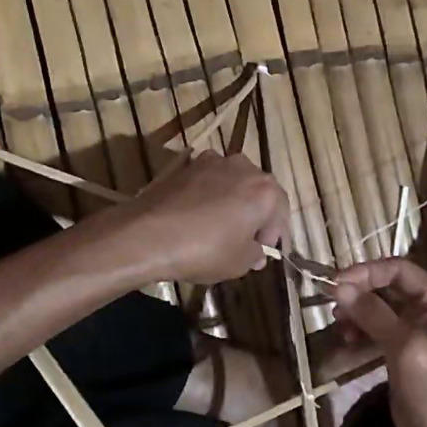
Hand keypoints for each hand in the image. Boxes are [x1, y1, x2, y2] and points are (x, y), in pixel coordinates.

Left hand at [110, 152, 287, 284]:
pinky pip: (210, 182)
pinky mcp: (187, 166)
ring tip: (222, 226)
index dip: (275, 235)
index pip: (281, 212)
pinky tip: (200, 216)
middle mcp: (245, 168)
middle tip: (247, 239)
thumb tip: (256, 252)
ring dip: (234, 201)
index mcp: (266, 190)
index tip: (264, 253)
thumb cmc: (203, 250)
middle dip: (257, 214)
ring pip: (234, 184)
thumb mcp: (239, 263)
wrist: (144, 235)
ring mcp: (214, 162)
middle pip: (260, 192)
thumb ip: (255, 255)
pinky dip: (211, 196)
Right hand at [332, 259, 426, 426]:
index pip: (402, 270)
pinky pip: (379, 335)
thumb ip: (375, 314)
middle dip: (360, 295)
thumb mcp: (406, 348)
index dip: (368, 272)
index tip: (335, 282)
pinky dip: (361, 337)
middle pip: (390, 290)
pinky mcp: (406, 356)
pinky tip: (343, 344)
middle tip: (331, 305)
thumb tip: (341, 286)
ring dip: (358, 316)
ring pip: (381, 313)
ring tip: (338, 327)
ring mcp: (420, 334)